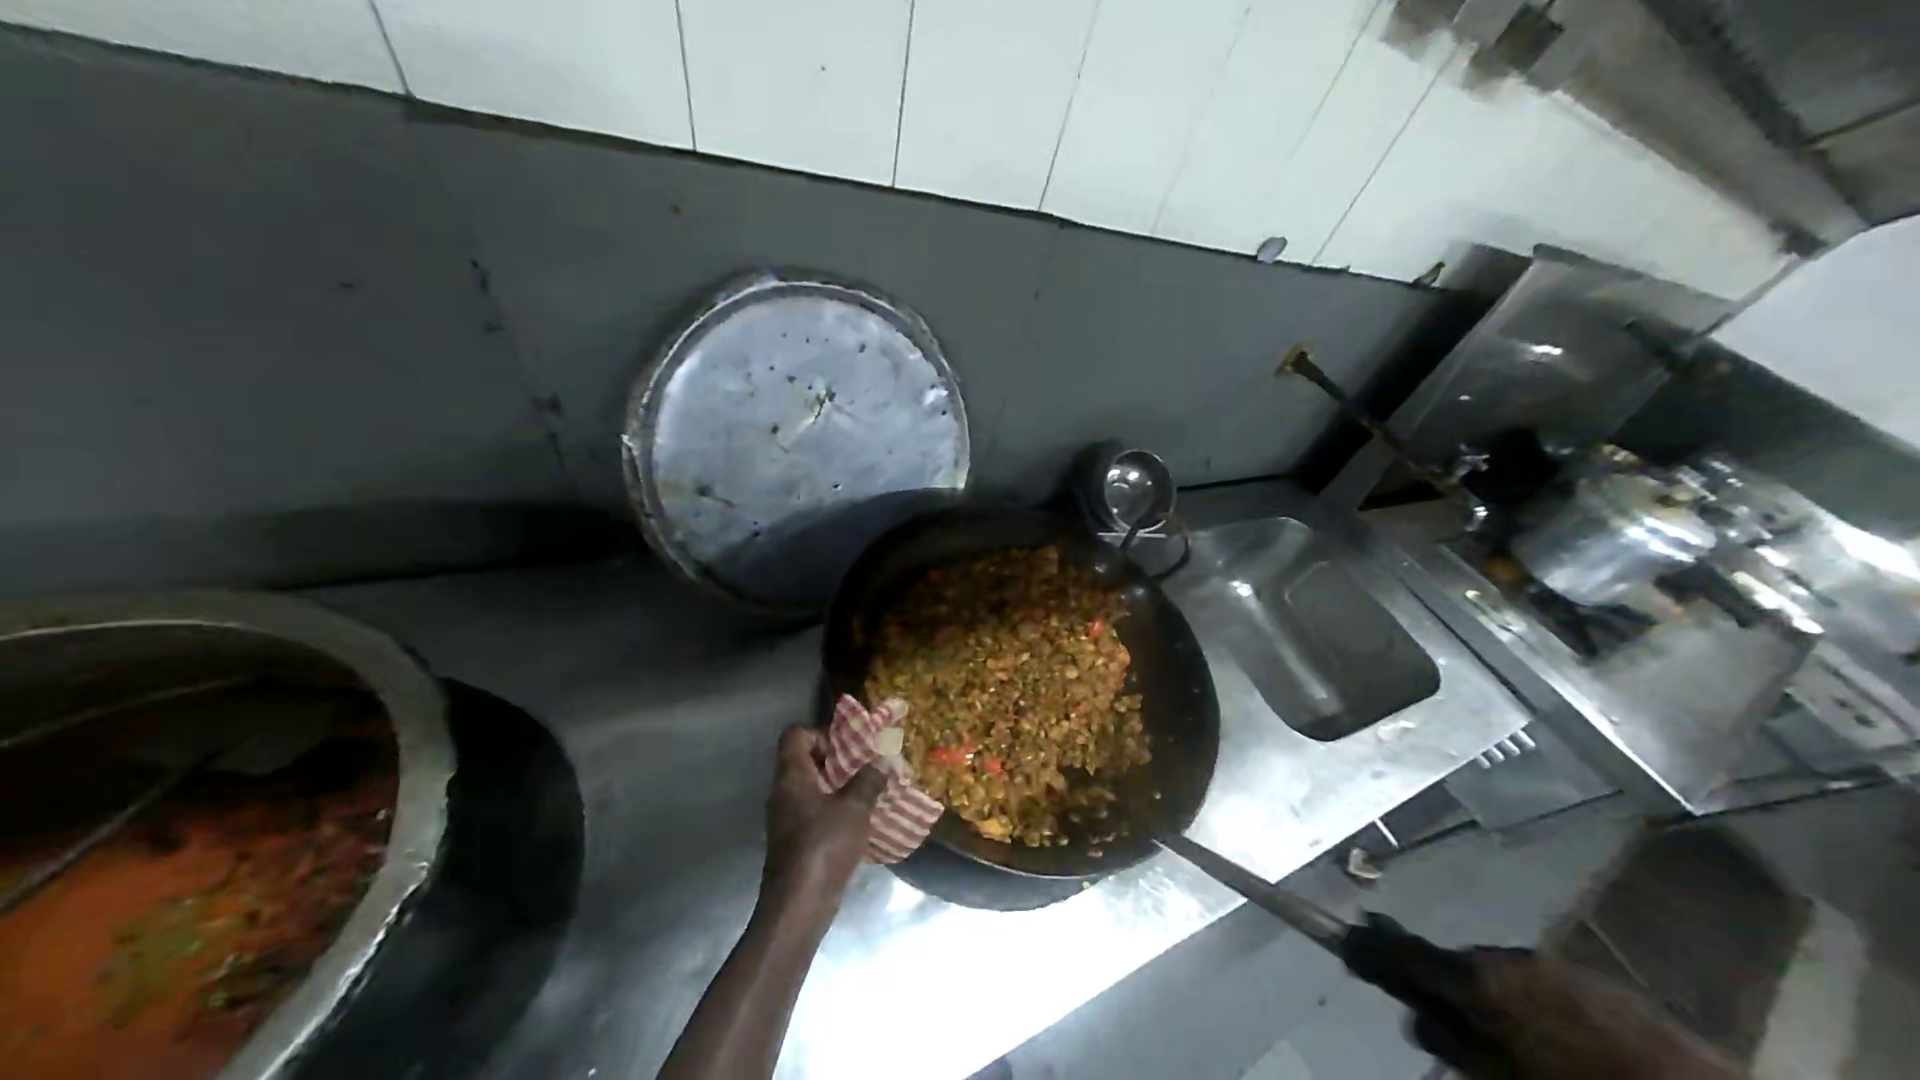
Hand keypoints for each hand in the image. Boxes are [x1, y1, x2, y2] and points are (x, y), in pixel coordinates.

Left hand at [760, 726, 886, 914]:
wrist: (799, 905)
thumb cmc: (823, 845)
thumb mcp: (854, 808)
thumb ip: (869, 779)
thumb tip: (883, 758)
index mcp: (791, 776)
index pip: (795, 735)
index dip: (821, 733)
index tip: (848, 746)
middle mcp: (784, 793)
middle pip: (805, 760)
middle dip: (838, 759)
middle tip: (867, 765)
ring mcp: (787, 818)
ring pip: (812, 787)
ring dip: (840, 785)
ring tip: (870, 789)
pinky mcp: (795, 840)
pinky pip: (815, 811)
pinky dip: (836, 808)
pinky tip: (861, 819)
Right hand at [1344, 917, 1741, 1079]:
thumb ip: (1451, 1043)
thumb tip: (1417, 1016)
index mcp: (1479, 981)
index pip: (1404, 952)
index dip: (1369, 947)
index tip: (1342, 940)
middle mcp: (1509, 958)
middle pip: (1451, 964)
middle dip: (1442, 990)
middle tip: (1447, 1031)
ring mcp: (1556, 966)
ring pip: (1496, 973)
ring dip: (1488, 999)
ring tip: (1512, 1045)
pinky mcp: (1596, 981)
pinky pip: (1538, 983)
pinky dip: (1528, 1003)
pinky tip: (1555, 1043)